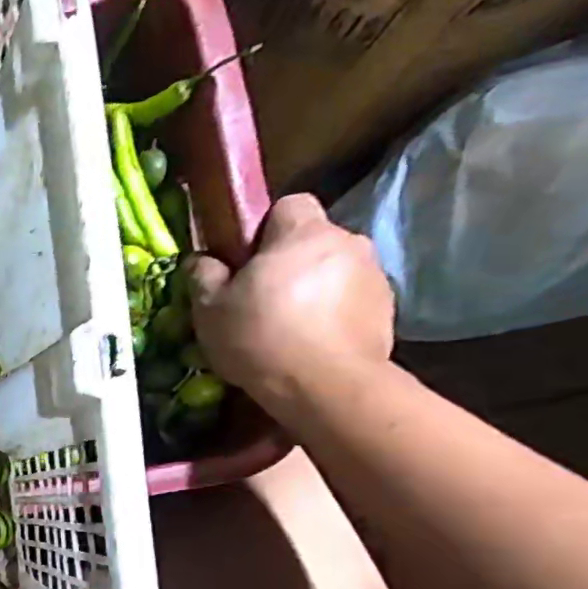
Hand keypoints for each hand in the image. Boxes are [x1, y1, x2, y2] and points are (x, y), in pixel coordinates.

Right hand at [188, 194, 394, 407]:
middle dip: (287, 260)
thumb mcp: (209, 308)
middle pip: (311, 239)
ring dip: (310, 285)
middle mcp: (347, 242)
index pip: (289, 204)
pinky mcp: (385, 305)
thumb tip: (202, 260)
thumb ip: (203, 275)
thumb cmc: (259, 336)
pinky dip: (330, 309)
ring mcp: (373, 273)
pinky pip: (348, 296)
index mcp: (302, 234)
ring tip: (283, 322)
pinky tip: (307, 337)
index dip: (264, 227)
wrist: (324, 384)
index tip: (244, 258)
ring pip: (331, 268)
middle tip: (256, 296)